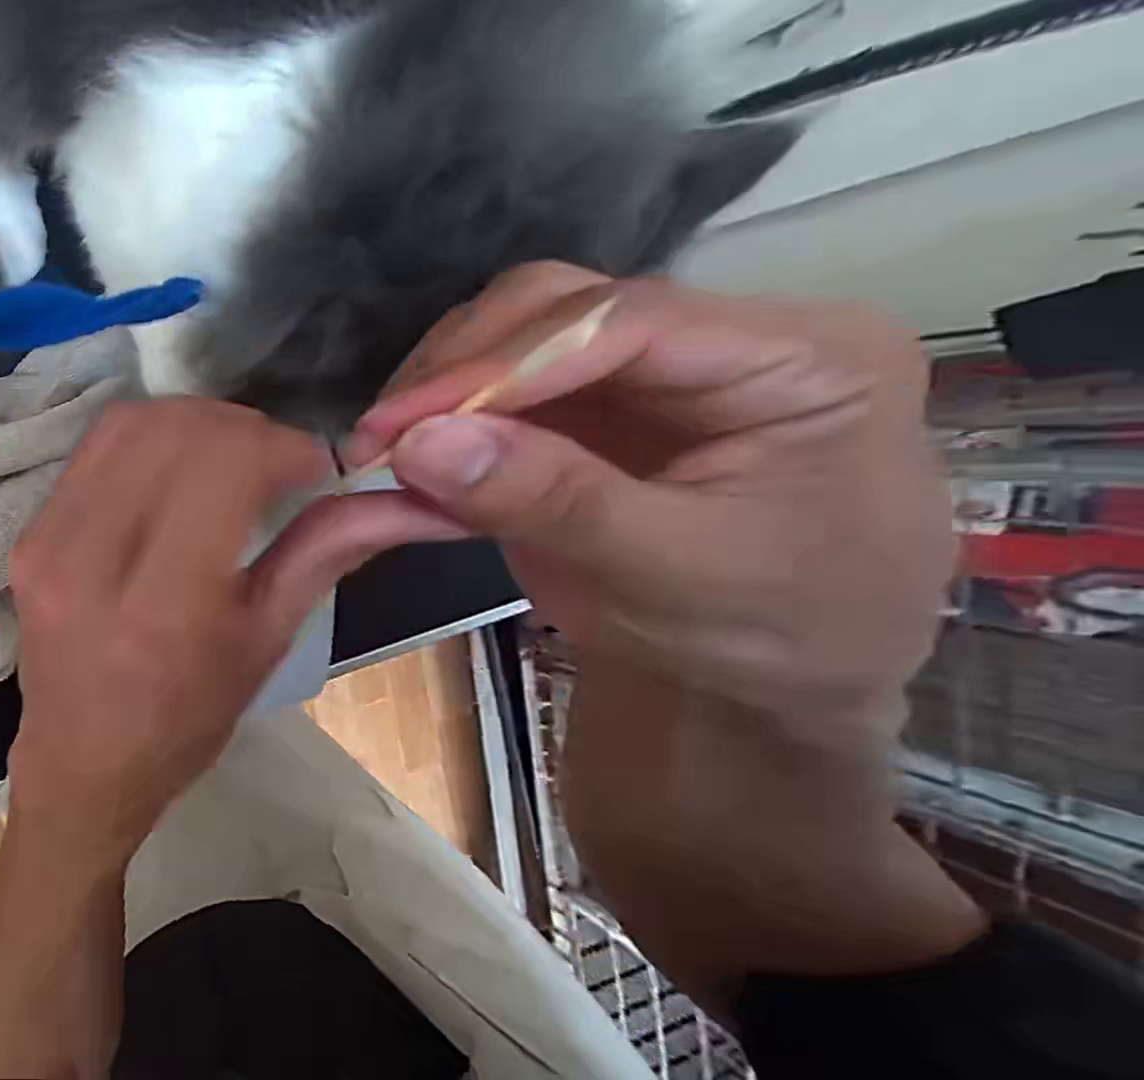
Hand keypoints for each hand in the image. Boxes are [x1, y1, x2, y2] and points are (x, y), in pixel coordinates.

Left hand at [7, 399, 462, 863]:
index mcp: (165, 602)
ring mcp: (47, 541)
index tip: (313, 469)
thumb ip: (325, 554)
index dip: (284, 446)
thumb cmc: (186, 721)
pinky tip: (178, 469)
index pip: (225, 464)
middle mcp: (94, 558)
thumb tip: (399, 498)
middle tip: (277, 463)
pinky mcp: (28, 534)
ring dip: (197, 421)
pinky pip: (96, 447)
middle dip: (245, 428)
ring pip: (131, 424)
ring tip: (232, 458)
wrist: (82, 762)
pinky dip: (151, 437)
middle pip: (176, 431)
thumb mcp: (265, 643)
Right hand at [342, 262, 953, 746]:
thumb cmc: (761, 635)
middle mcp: (707, 342)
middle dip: (457, 371)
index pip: (623, 321)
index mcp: (792, 360)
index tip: (400, 423)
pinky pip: (495, 401)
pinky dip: (443, 433)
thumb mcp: (668, 573)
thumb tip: (418, 442)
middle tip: (378, 439)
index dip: (499, 365)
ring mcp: (636, 376)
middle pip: (557, 309)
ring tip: (383, 457)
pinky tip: (406, 469)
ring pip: (511, 342)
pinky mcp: (582, 416)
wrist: (754, 685)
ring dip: (438, 395)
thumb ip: (551, 498)